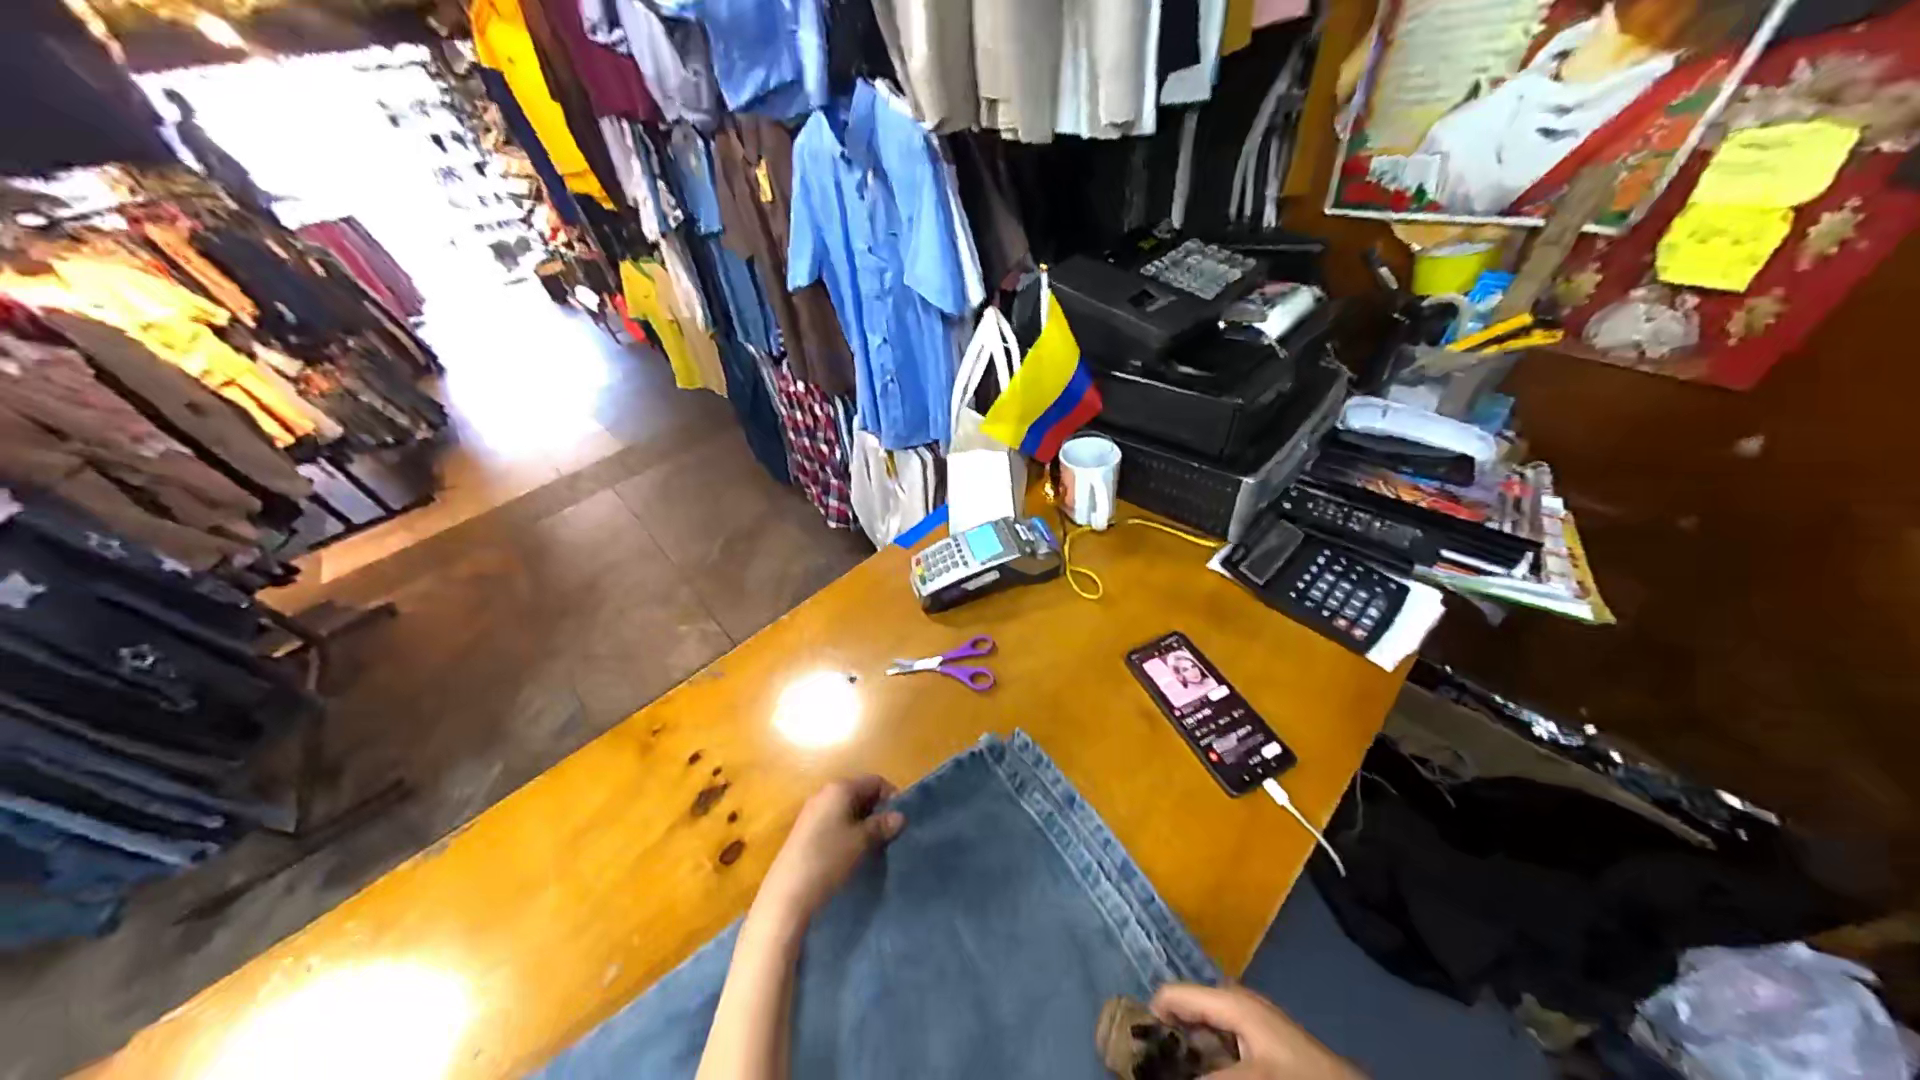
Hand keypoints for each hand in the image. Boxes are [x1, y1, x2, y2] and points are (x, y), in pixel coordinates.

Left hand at [753, 776, 905, 924]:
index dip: (891, 797)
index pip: (875, 781)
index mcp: (839, 788)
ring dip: (863, 825)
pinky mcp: (804, 833)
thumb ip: (882, 825)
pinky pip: (834, 824)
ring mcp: (812, 813)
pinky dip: (848, 834)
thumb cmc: (829, 859)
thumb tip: (900, 816)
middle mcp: (824, 794)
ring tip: (873, 848)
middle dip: (877, 812)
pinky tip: (852, 855)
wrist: (787, 894)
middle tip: (890, 836)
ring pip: (847, 811)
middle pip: (860, 794)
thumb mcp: (862, 841)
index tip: (900, 822)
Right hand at [1151, 984, 1365, 1079]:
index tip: (1130, 1054)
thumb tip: (1161, 1076)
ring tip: (1169, 1071)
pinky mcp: (1262, 1051)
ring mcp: (1250, 1029)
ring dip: (1186, 1057)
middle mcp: (1235, 1006)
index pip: (1170, 997)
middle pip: (1184, 1016)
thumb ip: (1205, 1078)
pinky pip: (1221, 1050)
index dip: (1146, 1022)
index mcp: (1230, 1002)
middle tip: (1151, 1069)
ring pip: (1201, 1037)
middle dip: (1166, 1044)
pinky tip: (1205, 1077)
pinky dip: (1208, 1064)